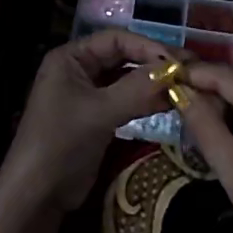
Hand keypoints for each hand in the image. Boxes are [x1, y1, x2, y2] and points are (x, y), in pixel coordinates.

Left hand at [0, 29, 174, 212]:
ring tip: (189, 87)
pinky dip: (147, 102)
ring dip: (154, 84)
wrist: (38, 192)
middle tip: (193, 71)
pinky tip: (172, 104)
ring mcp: (88, 95)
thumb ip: (137, 89)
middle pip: (123, 58)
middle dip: (155, 64)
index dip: (148, 47)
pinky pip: (126, 102)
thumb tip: (176, 70)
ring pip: (127, 81)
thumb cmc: (61, 142)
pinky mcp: (97, 118)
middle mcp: (78, 70)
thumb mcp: (99, 112)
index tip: (181, 60)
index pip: (115, 40)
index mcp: (70, 58)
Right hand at [172, 63, 232, 232]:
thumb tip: (177, 91)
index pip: (228, 76)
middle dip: (204, 90)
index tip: (161, 81)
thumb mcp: (231, 169)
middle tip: (174, 108)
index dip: (193, 75)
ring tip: (194, 124)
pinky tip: (220, 131)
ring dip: (218, 103)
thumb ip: (203, 125)